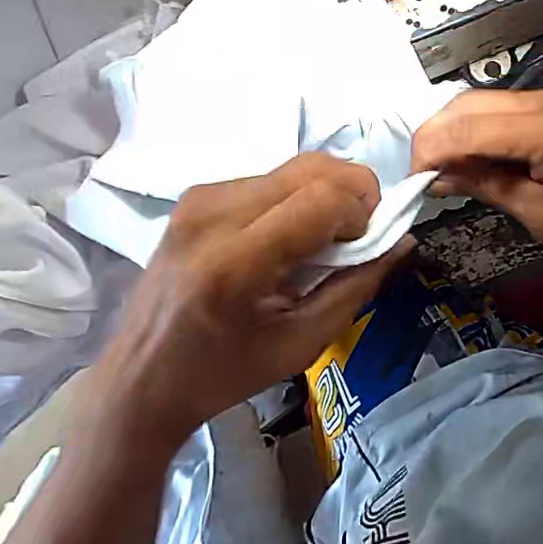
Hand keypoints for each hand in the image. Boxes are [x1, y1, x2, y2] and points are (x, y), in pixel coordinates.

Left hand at [88, 153, 410, 447]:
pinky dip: (292, 198)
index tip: (370, 242)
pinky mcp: (194, 195)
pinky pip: (265, 178)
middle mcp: (213, 214)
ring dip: (322, 195)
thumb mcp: (300, 344)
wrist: (141, 375)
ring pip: (291, 168)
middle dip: (351, 192)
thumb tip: (401, 239)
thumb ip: (356, 286)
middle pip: (310, 168)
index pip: (321, 198)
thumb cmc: (221, 373)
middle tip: (356, 237)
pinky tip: (284, 237)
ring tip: (318, 242)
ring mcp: (198, 198)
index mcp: (235, 262)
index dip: (363, 210)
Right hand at [411, 88, 542, 266]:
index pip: (467, 127)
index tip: (413, 182)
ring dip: (450, 132)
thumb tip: (436, 178)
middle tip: (420, 176)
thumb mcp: (541, 215)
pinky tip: (466, 157)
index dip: (430, 151)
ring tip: (438, 169)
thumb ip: (485, 186)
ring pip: (476, 102)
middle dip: (433, 137)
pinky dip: (472, 130)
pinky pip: (496, 109)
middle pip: (466, 104)